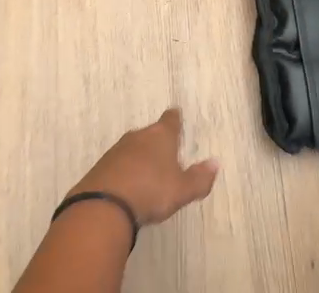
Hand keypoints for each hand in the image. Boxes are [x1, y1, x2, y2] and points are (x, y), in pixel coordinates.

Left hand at [69, 109, 219, 224]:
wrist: (106, 204)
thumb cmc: (151, 191)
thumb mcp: (182, 190)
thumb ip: (199, 178)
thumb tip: (215, 163)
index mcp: (160, 136)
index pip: (170, 120)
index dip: (174, 119)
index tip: (176, 114)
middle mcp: (138, 136)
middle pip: (151, 133)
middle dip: (158, 141)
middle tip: (166, 152)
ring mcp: (118, 149)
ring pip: (134, 147)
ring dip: (141, 156)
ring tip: (149, 172)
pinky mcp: (103, 165)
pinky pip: (120, 163)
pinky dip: (127, 169)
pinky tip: (130, 184)